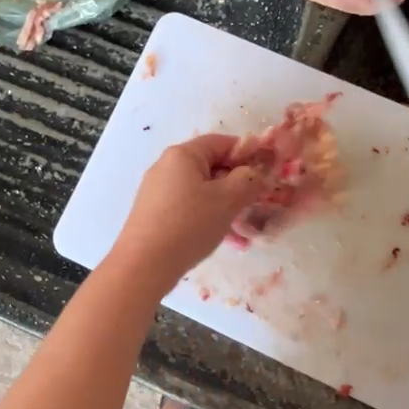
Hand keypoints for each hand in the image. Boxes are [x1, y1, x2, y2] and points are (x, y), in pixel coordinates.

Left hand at [107, 134, 262, 293]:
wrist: (143, 265)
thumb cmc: (189, 225)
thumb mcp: (227, 200)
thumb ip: (248, 180)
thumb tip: (256, 173)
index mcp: (182, 154)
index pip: (221, 142)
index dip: (247, 154)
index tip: (266, 172)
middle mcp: (166, 166)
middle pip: (209, 164)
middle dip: (235, 180)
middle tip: (255, 200)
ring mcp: (156, 190)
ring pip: (199, 187)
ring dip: (222, 200)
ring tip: (239, 222)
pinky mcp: (152, 212)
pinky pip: (186, 204)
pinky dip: (204, 212)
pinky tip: (216, 232)